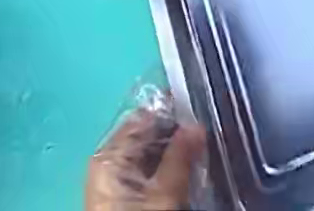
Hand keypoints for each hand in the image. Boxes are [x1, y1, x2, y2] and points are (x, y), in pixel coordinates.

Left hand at [84, 107, 204, 210]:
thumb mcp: (164, 198)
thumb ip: (180, 157)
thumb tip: (197, 125)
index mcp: (109, 156)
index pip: (143, 117)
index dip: (172, 113)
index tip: (201, 112)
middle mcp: (108, 164)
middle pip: (146, 136)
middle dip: (176, 135)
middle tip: (206, 137)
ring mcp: (113, 185)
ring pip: (149, 158)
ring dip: (174, 156)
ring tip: (202, 155)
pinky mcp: (122, 204)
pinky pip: (146, 177)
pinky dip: (166, 174)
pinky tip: (187, 177)